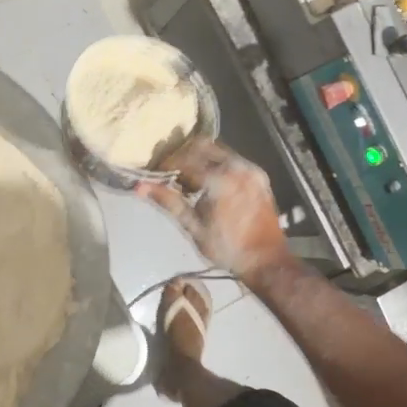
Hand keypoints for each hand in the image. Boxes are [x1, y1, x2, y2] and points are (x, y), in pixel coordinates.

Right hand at [137, 137, 293, 282]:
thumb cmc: (227, 248)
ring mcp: (251, 169)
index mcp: (220, 179)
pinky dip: (217, 164)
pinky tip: (209, 184)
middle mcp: (237, 166)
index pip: (185, 160)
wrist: (266, 260)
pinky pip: (233, 159)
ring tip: (189, 180)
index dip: (167, 165)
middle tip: (171, 173)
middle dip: (183, 155)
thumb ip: (169, 202)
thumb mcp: (194, 227)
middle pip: (202, 146)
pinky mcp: (259, 175)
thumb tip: (140, 188)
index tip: (155, 173)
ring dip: (200, 158)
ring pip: (218, 150)